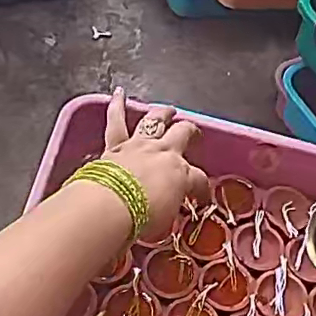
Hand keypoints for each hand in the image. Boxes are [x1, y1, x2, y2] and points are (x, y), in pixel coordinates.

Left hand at [101, 89, 209, 239]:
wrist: (112, 207)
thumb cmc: (141, 219)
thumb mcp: (165, 222)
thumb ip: (167, 212)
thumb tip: (163, 215)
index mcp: (182, 174)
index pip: (199, 180)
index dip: (203, 189)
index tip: (202, 198)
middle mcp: (164, 153)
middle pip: (183, 135)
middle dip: (190, 133)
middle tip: (193, 135)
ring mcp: (139, 145)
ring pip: (155, 121)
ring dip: (163, 114)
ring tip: (168, 111)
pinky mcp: (115, 145)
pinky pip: (116, 120)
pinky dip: (117, 105)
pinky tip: (118, 93)